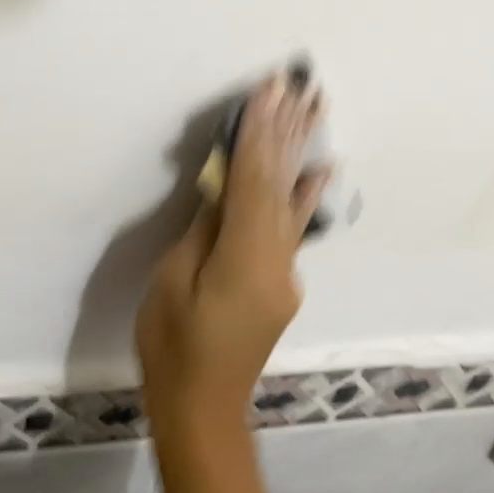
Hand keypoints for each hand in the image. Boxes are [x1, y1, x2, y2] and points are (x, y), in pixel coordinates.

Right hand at [135, 72, 332, 429]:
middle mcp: (277, 261)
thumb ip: (204, 233)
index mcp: (245, 259)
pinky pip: (293, 227)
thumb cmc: (172, 347)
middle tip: (302, 84)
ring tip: (319, 109)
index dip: (258, 134)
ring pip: (293, 201)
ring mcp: (284, 273)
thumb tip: (224, 194)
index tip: (266, 91)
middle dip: (287, 131)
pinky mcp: (279, 283)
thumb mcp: (173, 283)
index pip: (253, 182)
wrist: (202, 408)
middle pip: (281, 185)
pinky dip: (305, 194)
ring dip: (302, 152)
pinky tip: (321, 171)